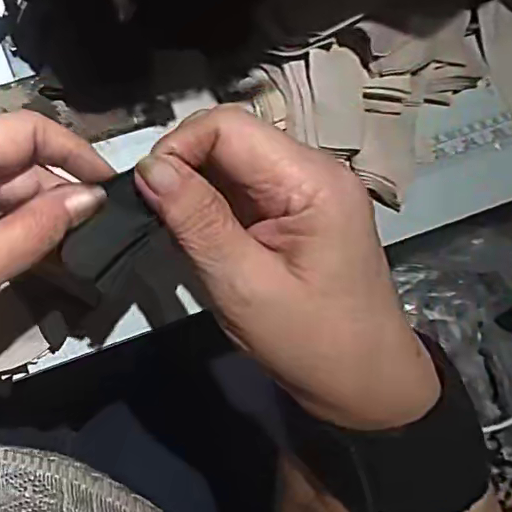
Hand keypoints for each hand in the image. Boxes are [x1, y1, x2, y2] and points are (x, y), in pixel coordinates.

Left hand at [0, 111, 114, 374]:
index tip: (107, 180)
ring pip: (9, 189)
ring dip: (43, 212)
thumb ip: (41, 226)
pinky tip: (48, 248)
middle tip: (100, 221)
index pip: (24, 130)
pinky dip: (20, 228)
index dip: (71, 148)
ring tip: (81, 239)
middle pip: (18, 160)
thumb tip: (91, 198)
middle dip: (60, 186)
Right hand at [135, 105, 436, 429]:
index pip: (226, 126)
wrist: (363, 385)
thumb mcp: (243, 285)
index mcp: (310, 181)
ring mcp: (298, 187)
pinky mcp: (285, 207)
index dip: (177, 149)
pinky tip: (198, 237)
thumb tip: (148, 167)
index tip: (150, 193)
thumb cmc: (310, 342)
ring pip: (222, 158)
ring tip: (178, 231)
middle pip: (224, 135)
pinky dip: (201, 203)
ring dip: (188, 187)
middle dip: (179, 167)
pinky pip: (230, 184)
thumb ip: (195, 220)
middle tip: (160, 216)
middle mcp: (307, 170)